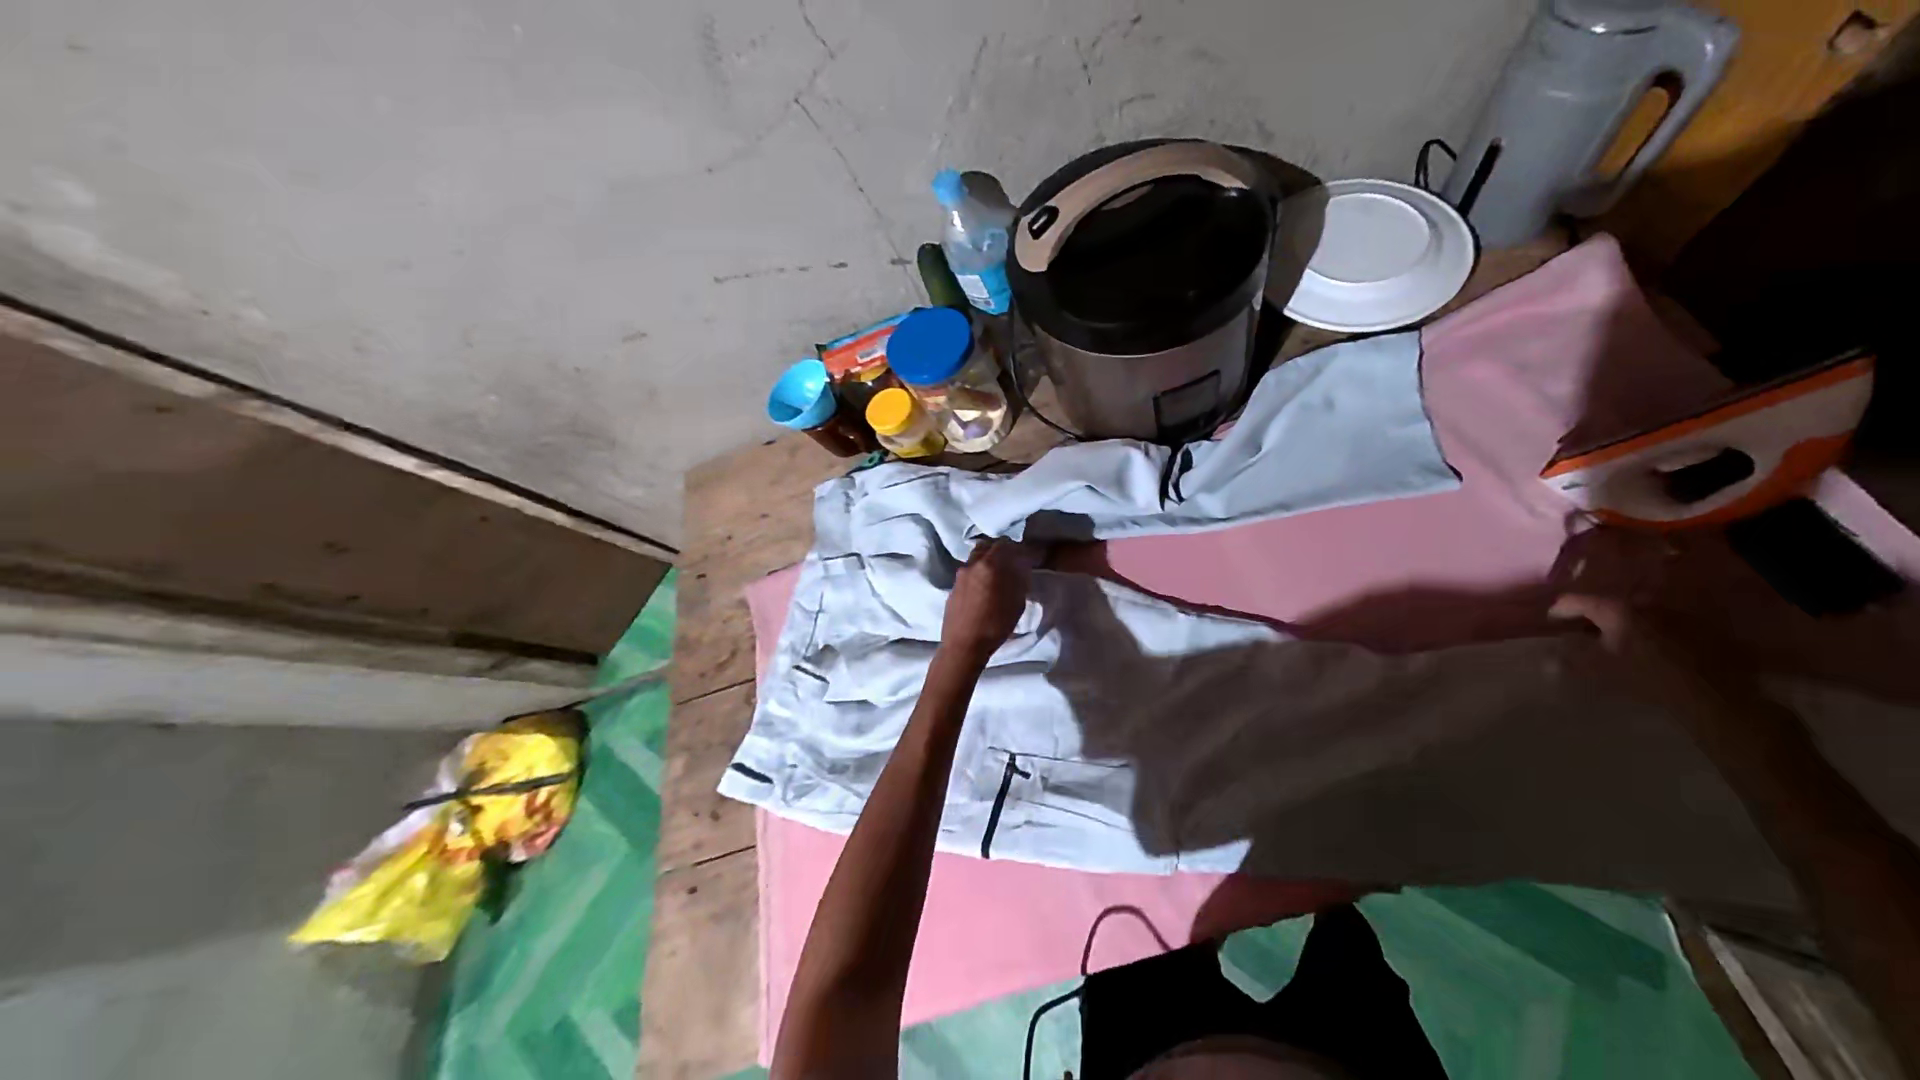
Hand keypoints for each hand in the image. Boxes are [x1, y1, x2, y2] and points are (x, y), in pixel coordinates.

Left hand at [940, 538, 1039, 667]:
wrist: (964, 645)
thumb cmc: (995, 625)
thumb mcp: (1017, 602)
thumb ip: (1019, 579)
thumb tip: (1020, 566)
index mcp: (990, 564)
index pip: (1005, 543)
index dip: (1016, 548)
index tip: (1024, 558)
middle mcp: (972, 563)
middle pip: (987, 546)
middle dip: (1000, 550)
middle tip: (1010, 563)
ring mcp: (960, 574)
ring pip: (976, 557)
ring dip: (987, 560)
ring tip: (996, 576)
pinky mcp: (953, 585)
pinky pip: (968, 570)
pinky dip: (978, 572)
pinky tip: (983, 588)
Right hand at [1550, 591, 1754, 720]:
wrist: (1716, 697)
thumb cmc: (1649, 680)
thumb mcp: (1600, 670)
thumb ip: (1570, 656)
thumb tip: (1548, 651)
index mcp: (1616, 610)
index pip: (1575, 600)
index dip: (1559, 611)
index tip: (1551, 623)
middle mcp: (1645, 603)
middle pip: (1608, 604)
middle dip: (1593, 616)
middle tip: (1583, 632)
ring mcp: (1675, 612)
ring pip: (1637, 612)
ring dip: (1622, 622)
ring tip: (1617, 640)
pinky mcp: (1699, 626)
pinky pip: (1663, 622)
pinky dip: (1649, 630)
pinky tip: (1651, 648)